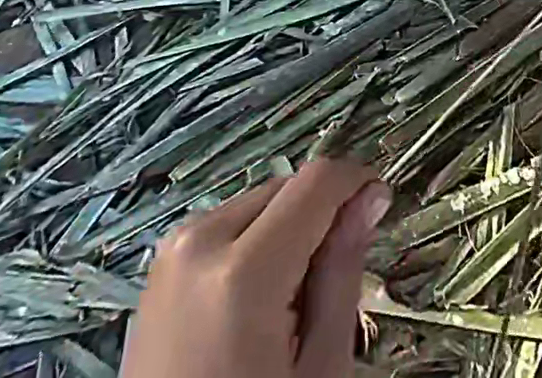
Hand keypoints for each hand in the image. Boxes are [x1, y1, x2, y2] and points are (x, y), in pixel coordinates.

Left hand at [122, 158, 390, 377]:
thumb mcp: (318, 368)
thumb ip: (343, 272)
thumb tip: (369, 198)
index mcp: (242, 272)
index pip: (316, 182)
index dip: (356, 182)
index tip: (379, 204)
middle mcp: (200, 242)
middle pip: (287, 188)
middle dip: (321, 215)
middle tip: (330, 285)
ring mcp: (174, 250)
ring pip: (260, 201)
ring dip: (289, 228)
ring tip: (291, 301)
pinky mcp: (162, 264)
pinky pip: (229, 224)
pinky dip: (257, 242)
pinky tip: (258, 301)